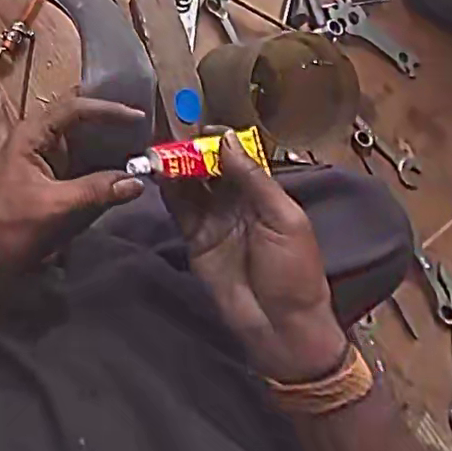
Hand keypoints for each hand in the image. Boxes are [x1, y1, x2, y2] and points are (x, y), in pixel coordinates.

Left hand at [0, 92, 146, 279]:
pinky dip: (81, 154)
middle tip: (135, 117)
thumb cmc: (11, 226)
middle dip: (101, 114)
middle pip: (69, 115)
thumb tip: (137, 181)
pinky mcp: (33, 176)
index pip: (73, 109)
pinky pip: (61, 156)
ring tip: (122, 124)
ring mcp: (27, 155)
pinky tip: (88, 147)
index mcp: (28, 134)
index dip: (107, 109)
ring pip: (64, 132)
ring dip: (91, 131)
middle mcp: (26, 137)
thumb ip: (97, 190)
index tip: (137, 116)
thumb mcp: (56, 207)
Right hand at [162, 133, 346, 381]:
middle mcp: (235, 199)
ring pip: (189, 182)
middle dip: (190, 149)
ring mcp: (212, 217)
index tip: (197, 124)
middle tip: (169, 133)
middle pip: (208, 165)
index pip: (236, 155)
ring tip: (157, 150)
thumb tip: (227, 138)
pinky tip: (157, 173)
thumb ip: (253, 179)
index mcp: (263, 191)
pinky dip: (167, 189)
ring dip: (175, 166)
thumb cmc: (294, 271)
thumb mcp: (283, 219)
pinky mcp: (194, 235)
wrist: (280, 326)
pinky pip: (178, 206)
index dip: (218, 139)